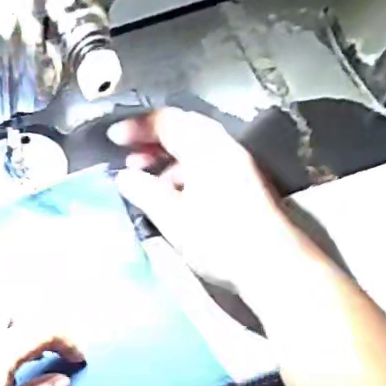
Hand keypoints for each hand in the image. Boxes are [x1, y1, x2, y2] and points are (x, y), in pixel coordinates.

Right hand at [109, 108, 323, 299]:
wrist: (272, 264)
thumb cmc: (220, 239)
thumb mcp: (173, 218)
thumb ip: (144, 192)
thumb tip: (125, 177)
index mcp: (206, 147)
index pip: (166, 122)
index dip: (136, 127)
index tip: (113, 137)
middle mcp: (225, 148)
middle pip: (184, 131)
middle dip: (153, 142)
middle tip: (129, 158)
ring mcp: (238, 166)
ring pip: (197, 151)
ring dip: (169, 161)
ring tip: (148, 182)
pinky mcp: (245, 187)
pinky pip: (208, 167)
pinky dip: (186, 174)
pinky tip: (175, 199)